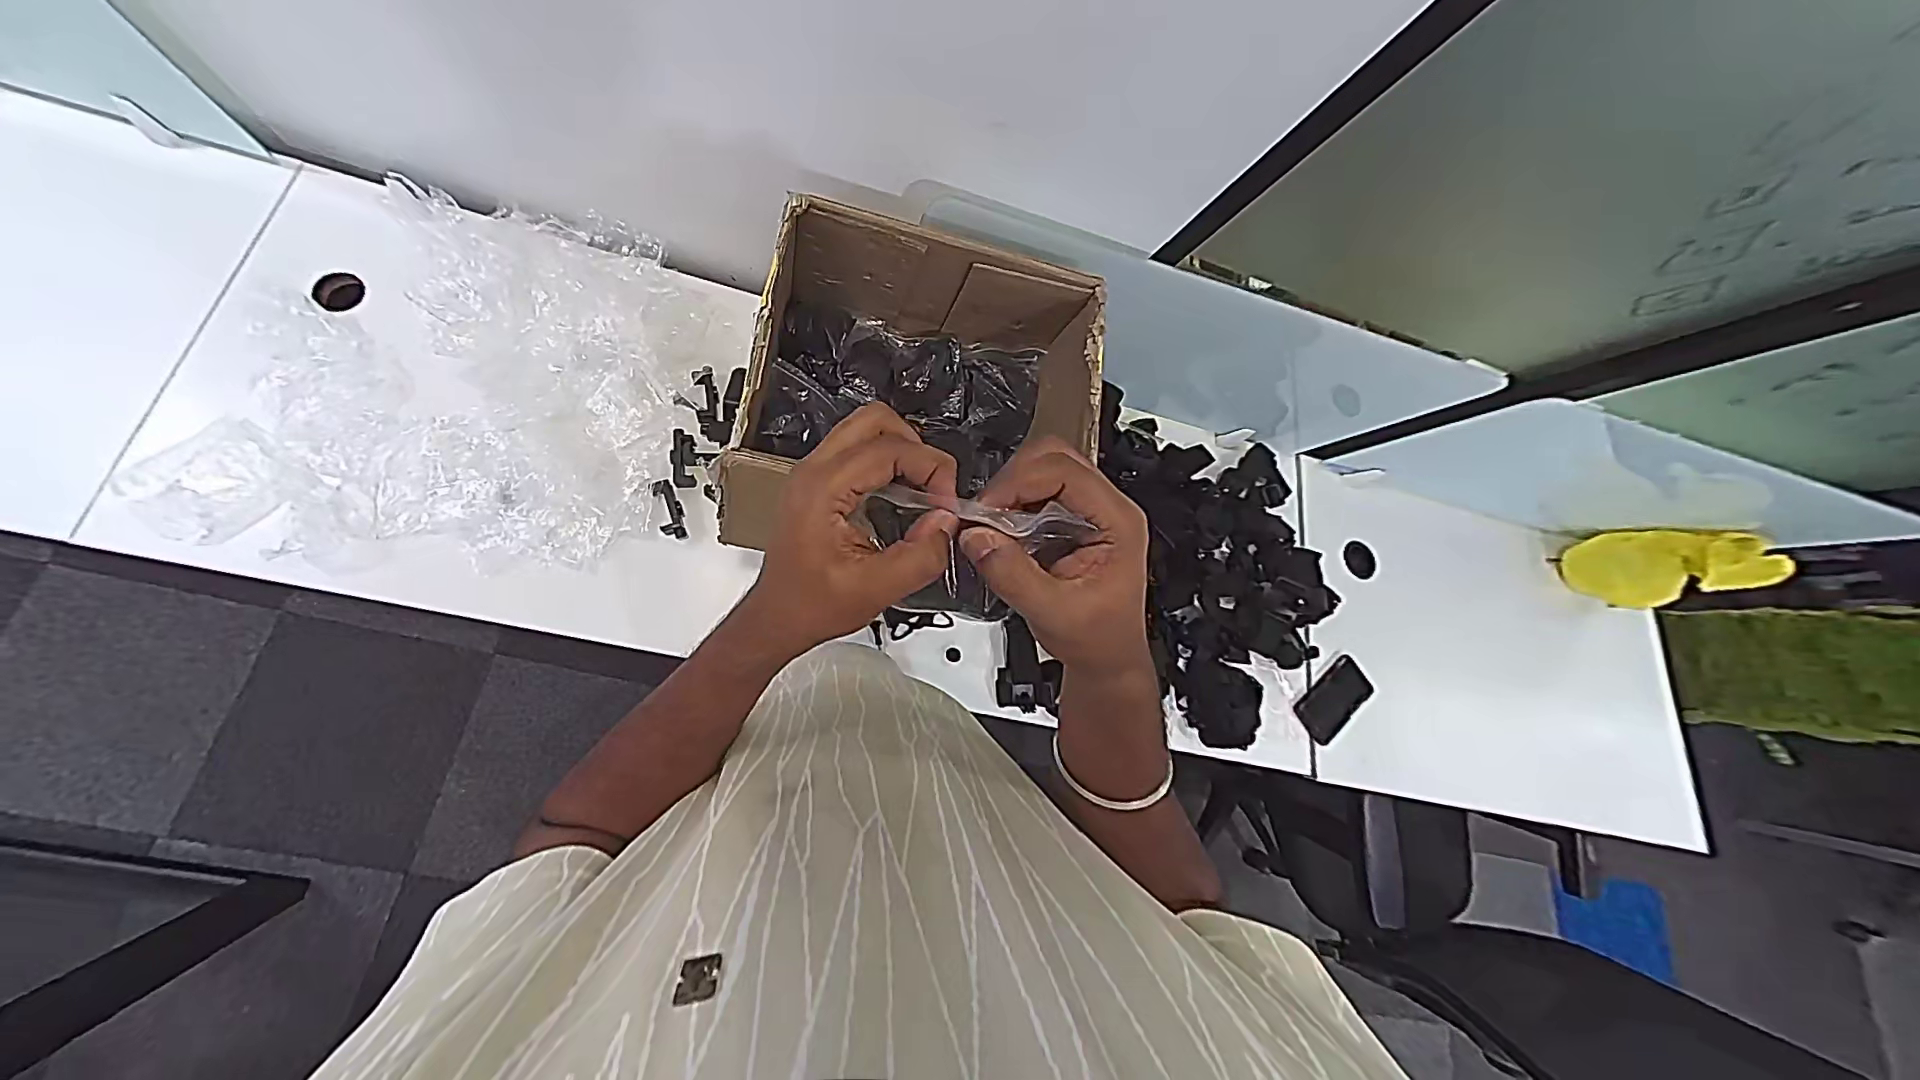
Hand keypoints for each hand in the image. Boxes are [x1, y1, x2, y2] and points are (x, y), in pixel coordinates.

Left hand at [740, 404, 958, 657]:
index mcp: (822, 490)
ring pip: (868, 430)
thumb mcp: (877, 590)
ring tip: (921, 491)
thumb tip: (945, 524)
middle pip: (876, 420)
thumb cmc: (809, 604)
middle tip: (934, 485)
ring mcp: (814, 474)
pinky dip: (890, 465)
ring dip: (904, 453)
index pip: (889, 448)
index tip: (945, 502)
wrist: (779, 616)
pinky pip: (860, 452)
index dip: (930, 468)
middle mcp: (813, 472)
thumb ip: (921, 556)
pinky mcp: (820, 483)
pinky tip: (902, 498)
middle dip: (917, 448)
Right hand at [960, 436, 1150, 673]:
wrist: (1105, 658)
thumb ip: (1013, 576)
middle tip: (985, 516)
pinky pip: (1030, 495)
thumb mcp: (1053, 614)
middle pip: (1051, 459)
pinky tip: (1000, 538)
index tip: (988, 510)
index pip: (1064, 471)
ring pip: (1039, 471)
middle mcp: (1105, 508)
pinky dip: (1007, 509)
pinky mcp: (1065, 520)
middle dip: (1010, 482)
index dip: (1018, 483)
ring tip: (990, 530)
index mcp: (1117, 522)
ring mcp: (1086, 512)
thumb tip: (977, 539)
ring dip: (1007, 495)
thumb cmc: (1098, 639)